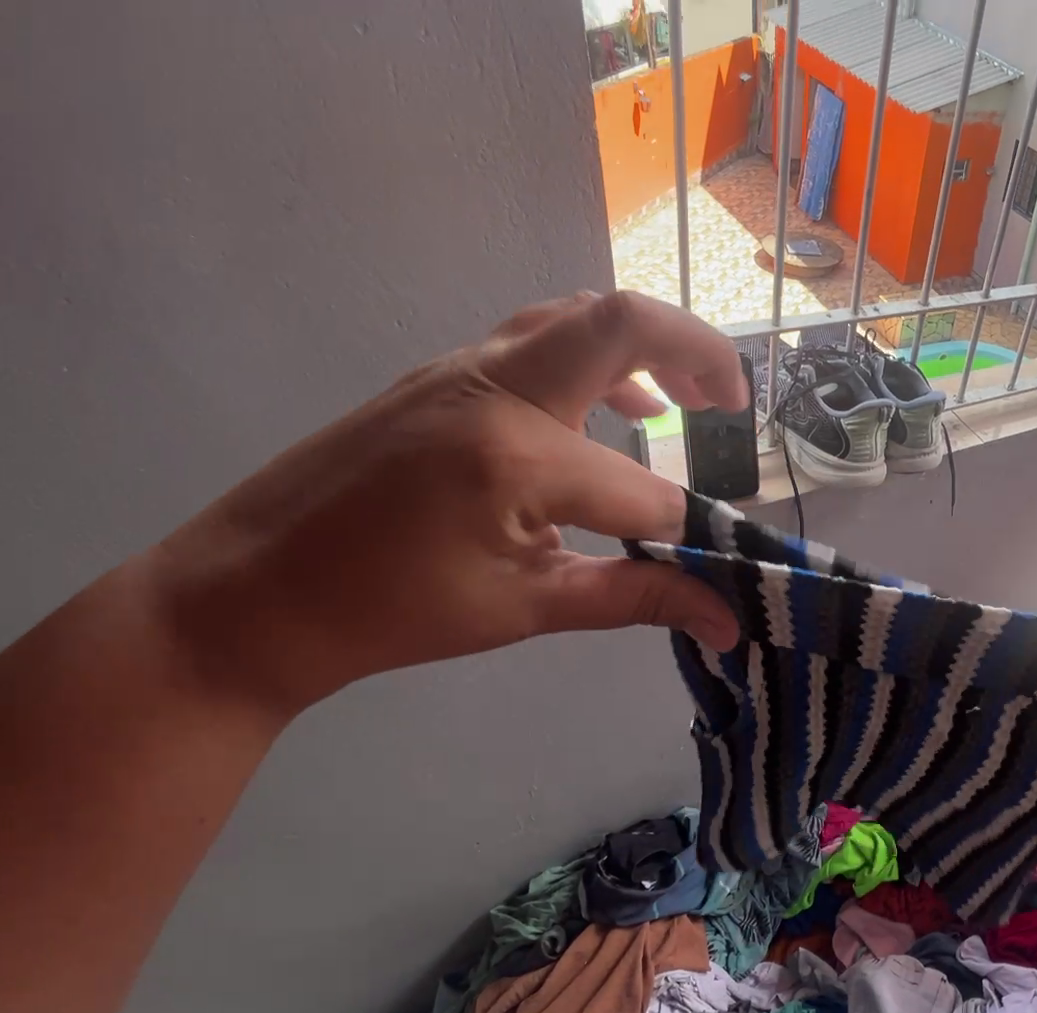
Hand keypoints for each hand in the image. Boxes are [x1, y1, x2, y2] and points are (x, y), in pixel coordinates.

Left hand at [146, 289, 746, 717]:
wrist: (251, 592)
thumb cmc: (391, 610)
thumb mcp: (528, 607)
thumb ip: (638, 597)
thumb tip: (728, 623)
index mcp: (516, 459)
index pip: (645, 492)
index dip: (688, 531)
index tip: (712, 566)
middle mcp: (496, 390)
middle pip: (625, 322)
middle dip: (700, 352)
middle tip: (735, 403)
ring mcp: (466, 370)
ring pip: (581, 315)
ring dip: (650, 344)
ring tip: (692, 396)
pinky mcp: (447, 374)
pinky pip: (543, 338)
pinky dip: (601, 358)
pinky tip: (621, 408)